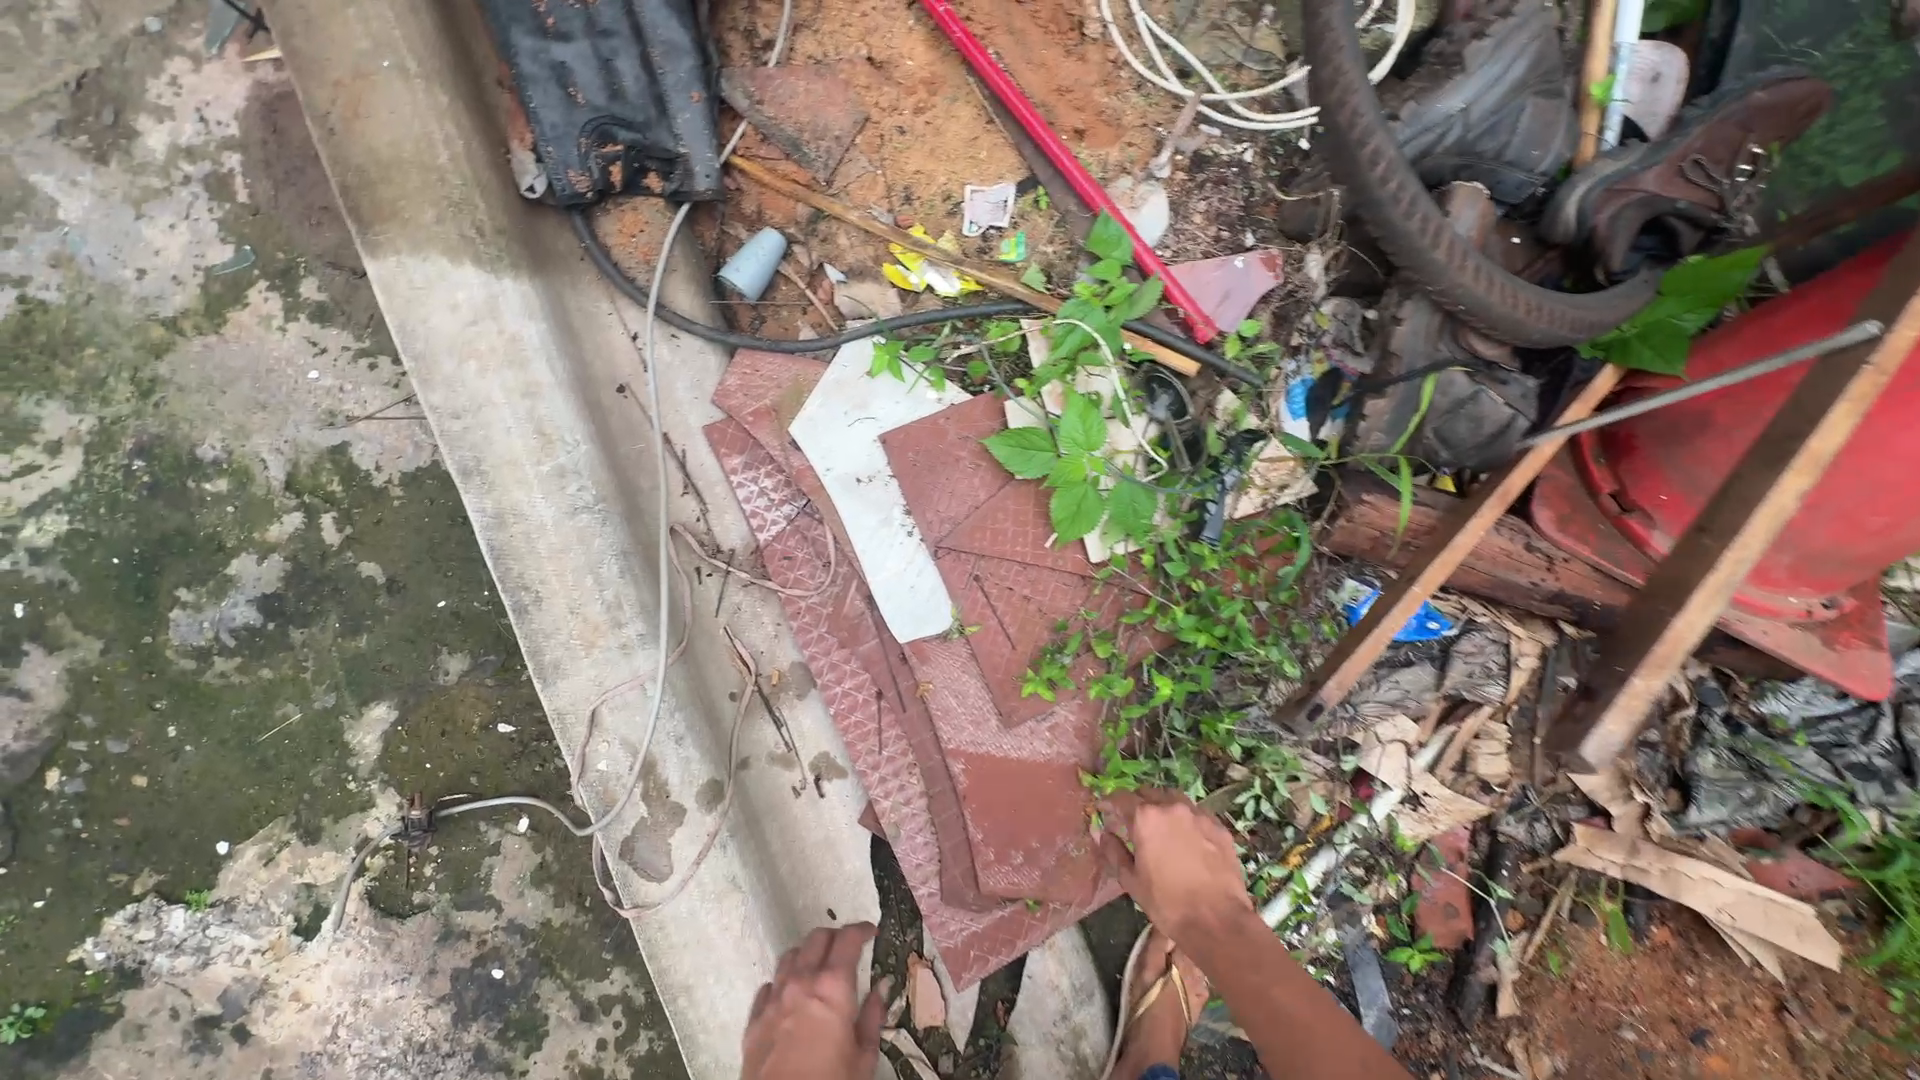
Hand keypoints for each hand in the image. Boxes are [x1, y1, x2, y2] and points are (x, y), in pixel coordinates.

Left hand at [741, 923, 887, 1079]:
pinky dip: (782, 982)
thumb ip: (873, 1016)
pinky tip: (790, 996)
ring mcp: (773, 999)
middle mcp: (801, 982)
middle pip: (816, 939)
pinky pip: (768, 987)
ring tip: (818, 968)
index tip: (871, 932)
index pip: (848, 939)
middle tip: (848, 948)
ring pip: (789, 956)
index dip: (862, 930)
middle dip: (835, 936)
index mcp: (833, 987)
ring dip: (806, 955)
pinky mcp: (753, 1020)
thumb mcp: (864, 1058)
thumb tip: (880, 988)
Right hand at [1096, 789, 1256, 948]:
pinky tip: (1188, 839)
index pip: (1121, 797)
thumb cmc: (1167, 903)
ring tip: (1162, 827)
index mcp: (1145, 818)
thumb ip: (1114, 851)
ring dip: (1163, 807)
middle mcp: (1171, 807)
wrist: (1217, 920)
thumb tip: (1103, 833)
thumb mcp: (1131, 880)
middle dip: (1137, 803)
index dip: (1110, 802)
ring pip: (1174, 799)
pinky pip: (1197, 814)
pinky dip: (1187, 820)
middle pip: (1148, 793)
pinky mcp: (1219, 827)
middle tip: (1133, 821)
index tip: (1105, 810)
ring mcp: (1199, 815)